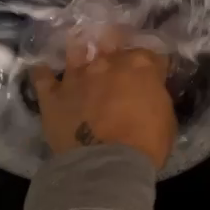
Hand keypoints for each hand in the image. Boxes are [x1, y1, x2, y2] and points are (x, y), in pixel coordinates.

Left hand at [30, 27, 175, 169]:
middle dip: (118, 52)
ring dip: (81, 51)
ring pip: (76, 51)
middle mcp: (106, 62)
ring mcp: (76, 76)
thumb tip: (150, 91)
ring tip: (83, 54)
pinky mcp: (52, 94)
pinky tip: (47, 72)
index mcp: (140, 66)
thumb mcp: (166, 118)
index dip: (154, 67)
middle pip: (113, 45)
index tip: (155, 77)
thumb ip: (156, 97)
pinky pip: (42, 77)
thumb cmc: (146, 144)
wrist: (108, 164)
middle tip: (121, 64)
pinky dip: (45, 74)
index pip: (151, 55)